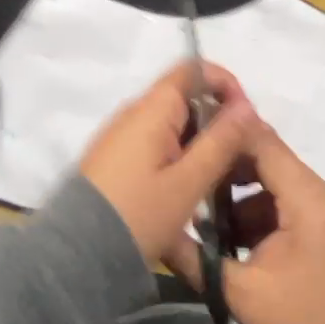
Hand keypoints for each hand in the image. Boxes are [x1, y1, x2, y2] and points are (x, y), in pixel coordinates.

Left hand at [79, 63, 258, 264]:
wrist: (77, 253)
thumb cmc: (138, 214)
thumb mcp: (188, 182)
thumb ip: (220, 142)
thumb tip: (247, 107)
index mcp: (152, 108)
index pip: (192, 69)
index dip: (224, 84)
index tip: (246, 119)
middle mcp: (134, 112)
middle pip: (184, 96)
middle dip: (216, 117)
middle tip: (241, 155)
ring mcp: (122, 135)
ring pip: (172, 122)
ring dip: (199, 139)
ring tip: (220, 176)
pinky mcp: (116, 158)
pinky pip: (156, 141)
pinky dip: (179, 153)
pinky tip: (191, 187)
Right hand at [173, 123, 324, 323]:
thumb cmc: (301, 323)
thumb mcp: (242, 294)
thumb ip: (197, 258)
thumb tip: (159, 230)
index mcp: (309, 200)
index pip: (263, 144)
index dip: (227, 133)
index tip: (191, 133)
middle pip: (270, 160)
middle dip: (229, 168)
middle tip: (192, 178)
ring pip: (278, 182)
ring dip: (243, 194)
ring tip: (209, 218)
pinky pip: (291, 203)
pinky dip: (262, 211)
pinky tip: (236, 238)